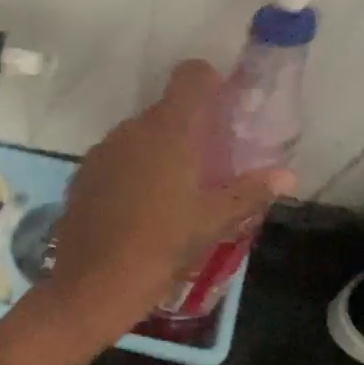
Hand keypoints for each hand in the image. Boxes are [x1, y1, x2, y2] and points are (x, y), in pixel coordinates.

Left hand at [44, 60, 295, 334]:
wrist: (91, 288)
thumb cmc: (159, 250)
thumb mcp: (211, 223)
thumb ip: (249, 193)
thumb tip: (286, 177)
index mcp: (167, 131)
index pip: (190, 77)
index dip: (208, 85)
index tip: (221, 111)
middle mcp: (128, 132)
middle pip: (162, 113)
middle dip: (183, 131)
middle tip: (202, 165)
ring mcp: (98, 156)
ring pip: (133, 140)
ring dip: (152, 155)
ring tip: (168, 194)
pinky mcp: (78, 181)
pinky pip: (110, 164)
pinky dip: (124, 176)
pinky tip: (133, 211)